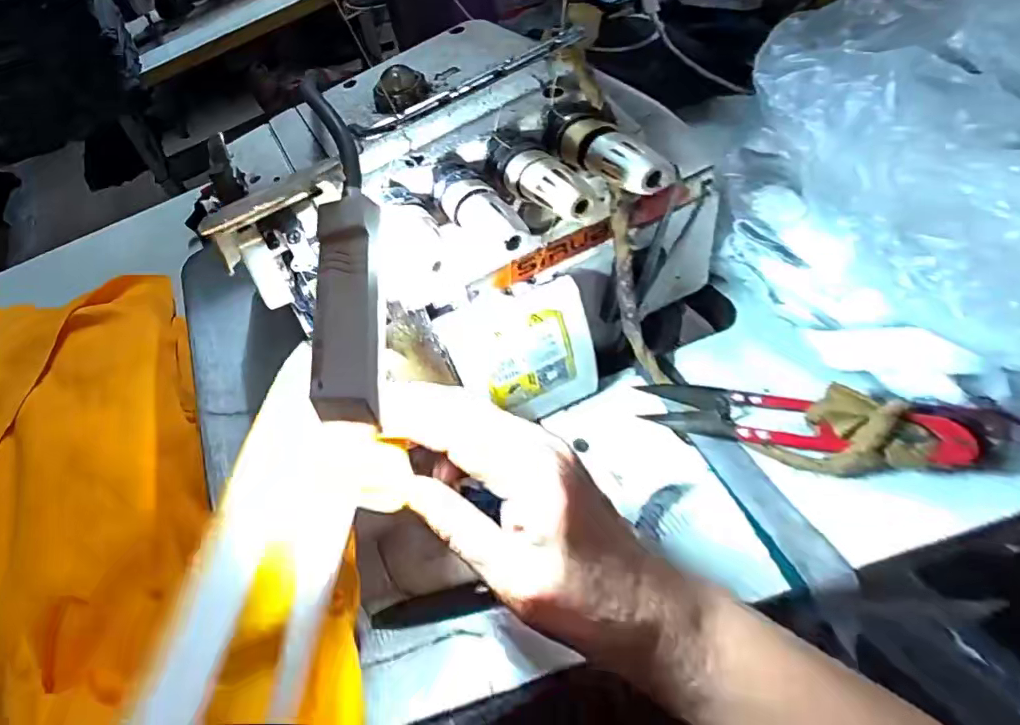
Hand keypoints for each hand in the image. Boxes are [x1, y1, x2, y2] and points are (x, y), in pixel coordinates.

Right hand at [359, 381, 710, 686]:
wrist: (656, 615)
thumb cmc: (588, 605)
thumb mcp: (512, 577)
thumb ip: (454, 523)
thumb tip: (403, 485)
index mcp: (530, 469)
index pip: (450, 426)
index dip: (401, 418)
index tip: (363, 420)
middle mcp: (536, 443)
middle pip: (456, 404)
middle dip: (406, 404)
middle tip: (364, 415)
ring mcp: (541, 444)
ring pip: (467, 409)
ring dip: (424, 416)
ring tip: (388, 435)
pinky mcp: (540, 453)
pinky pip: (481, 426)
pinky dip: (447, 432)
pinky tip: (435, 463)